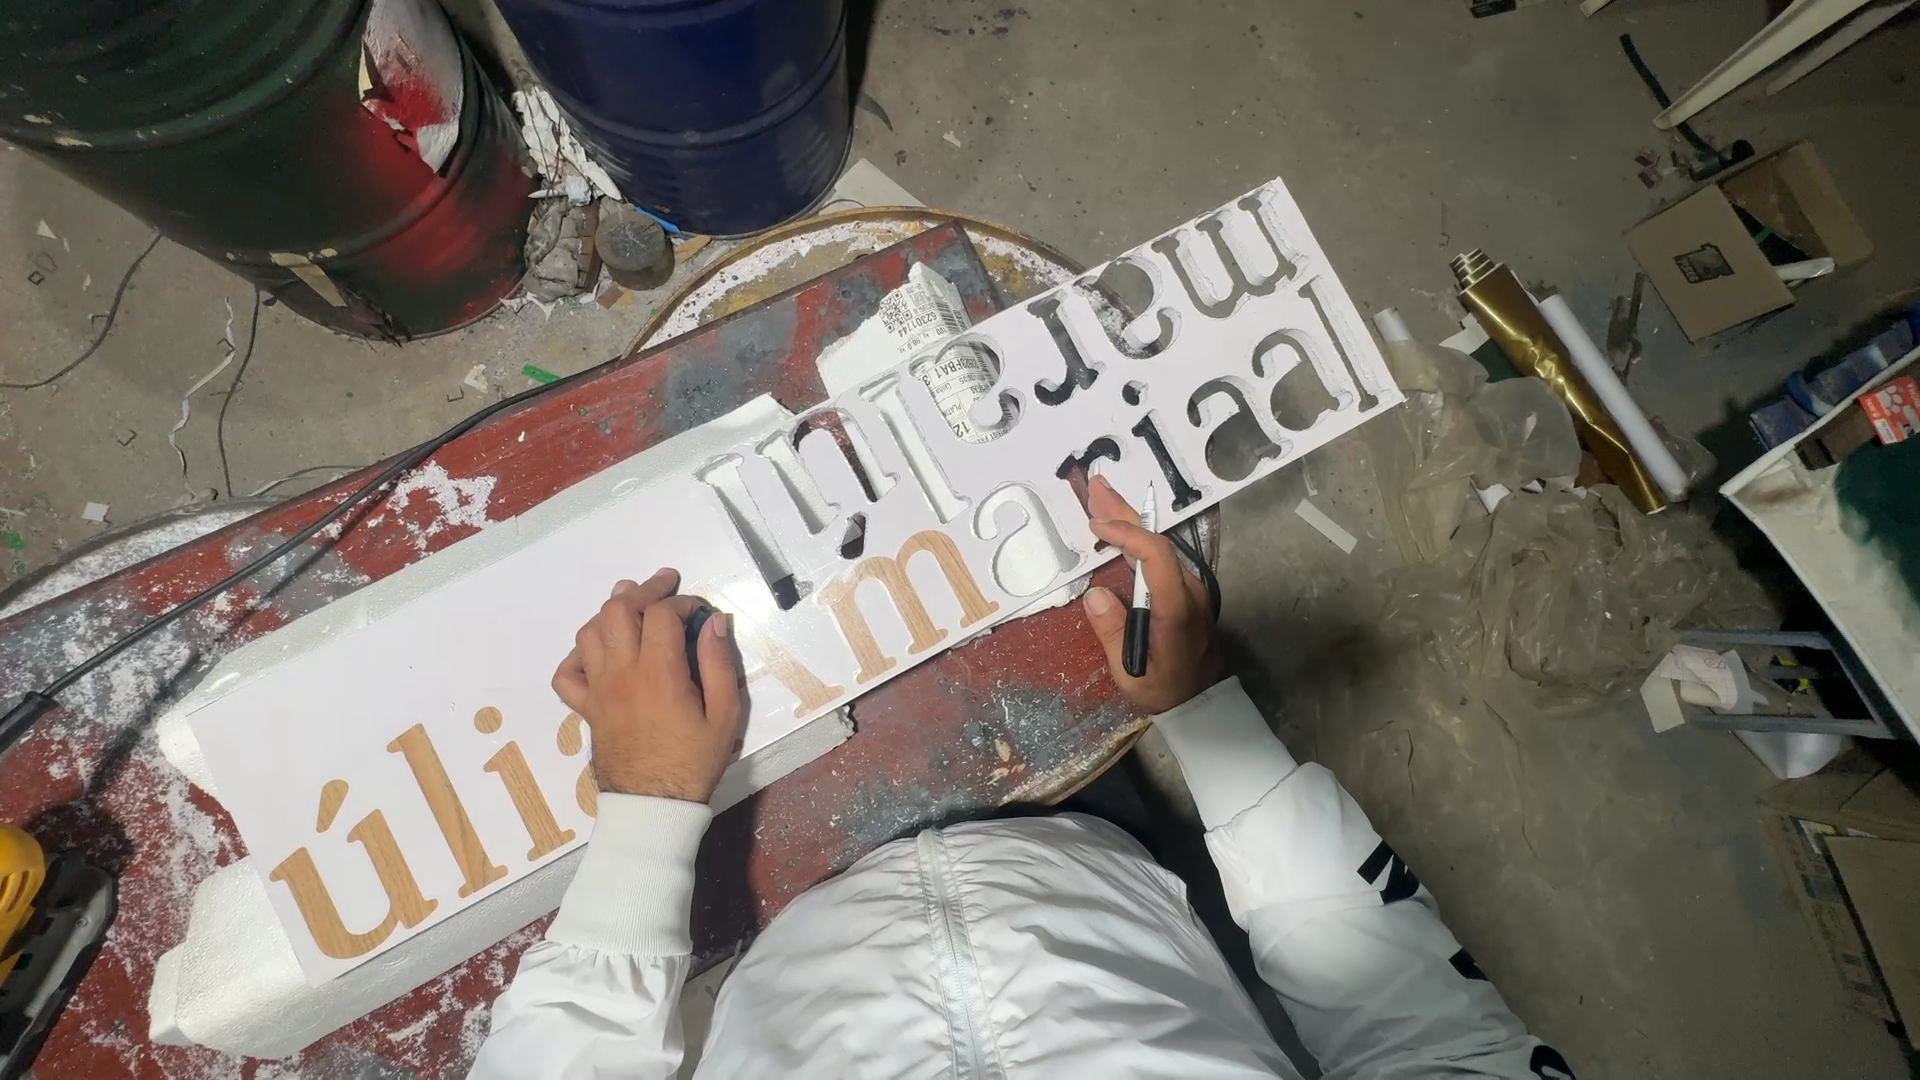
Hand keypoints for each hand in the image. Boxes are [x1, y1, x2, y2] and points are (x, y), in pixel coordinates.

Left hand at [552, 569, 745, 802]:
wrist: (655, 805)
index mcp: (659, 672)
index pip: (660, 614)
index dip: (681, 601)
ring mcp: (598, 689)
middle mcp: (622, 673)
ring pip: (589, 632)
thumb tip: (714, 622)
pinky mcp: (586, 707)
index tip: (700, 610)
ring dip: (610, 612)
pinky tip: (601, 650)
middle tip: (665, 586)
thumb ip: (719, 663)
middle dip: (643, 591)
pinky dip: (580, 653)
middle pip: (617, 611)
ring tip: (632, 606)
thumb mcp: (725, 712)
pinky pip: (567, 672)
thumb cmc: (695, 759)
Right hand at [1080, 475, 1223, 712]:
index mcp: (1176, 609)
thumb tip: (1094, 595)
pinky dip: (1135, 538)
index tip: (1097, 526)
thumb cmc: (1164, 689)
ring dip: (1128, 520)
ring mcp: (1188, 588)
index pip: (1157, 558)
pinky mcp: (1183, 590)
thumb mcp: (1131, 672)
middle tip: (1097, 486)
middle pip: (1158, 541)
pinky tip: (1117, 527)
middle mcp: (1188, 590)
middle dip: (1126, 512)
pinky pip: (1158, 556)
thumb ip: (1114, 633)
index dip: (1128, 535)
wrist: (1201, 701)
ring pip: (1158, 544)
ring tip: (1100, 498)